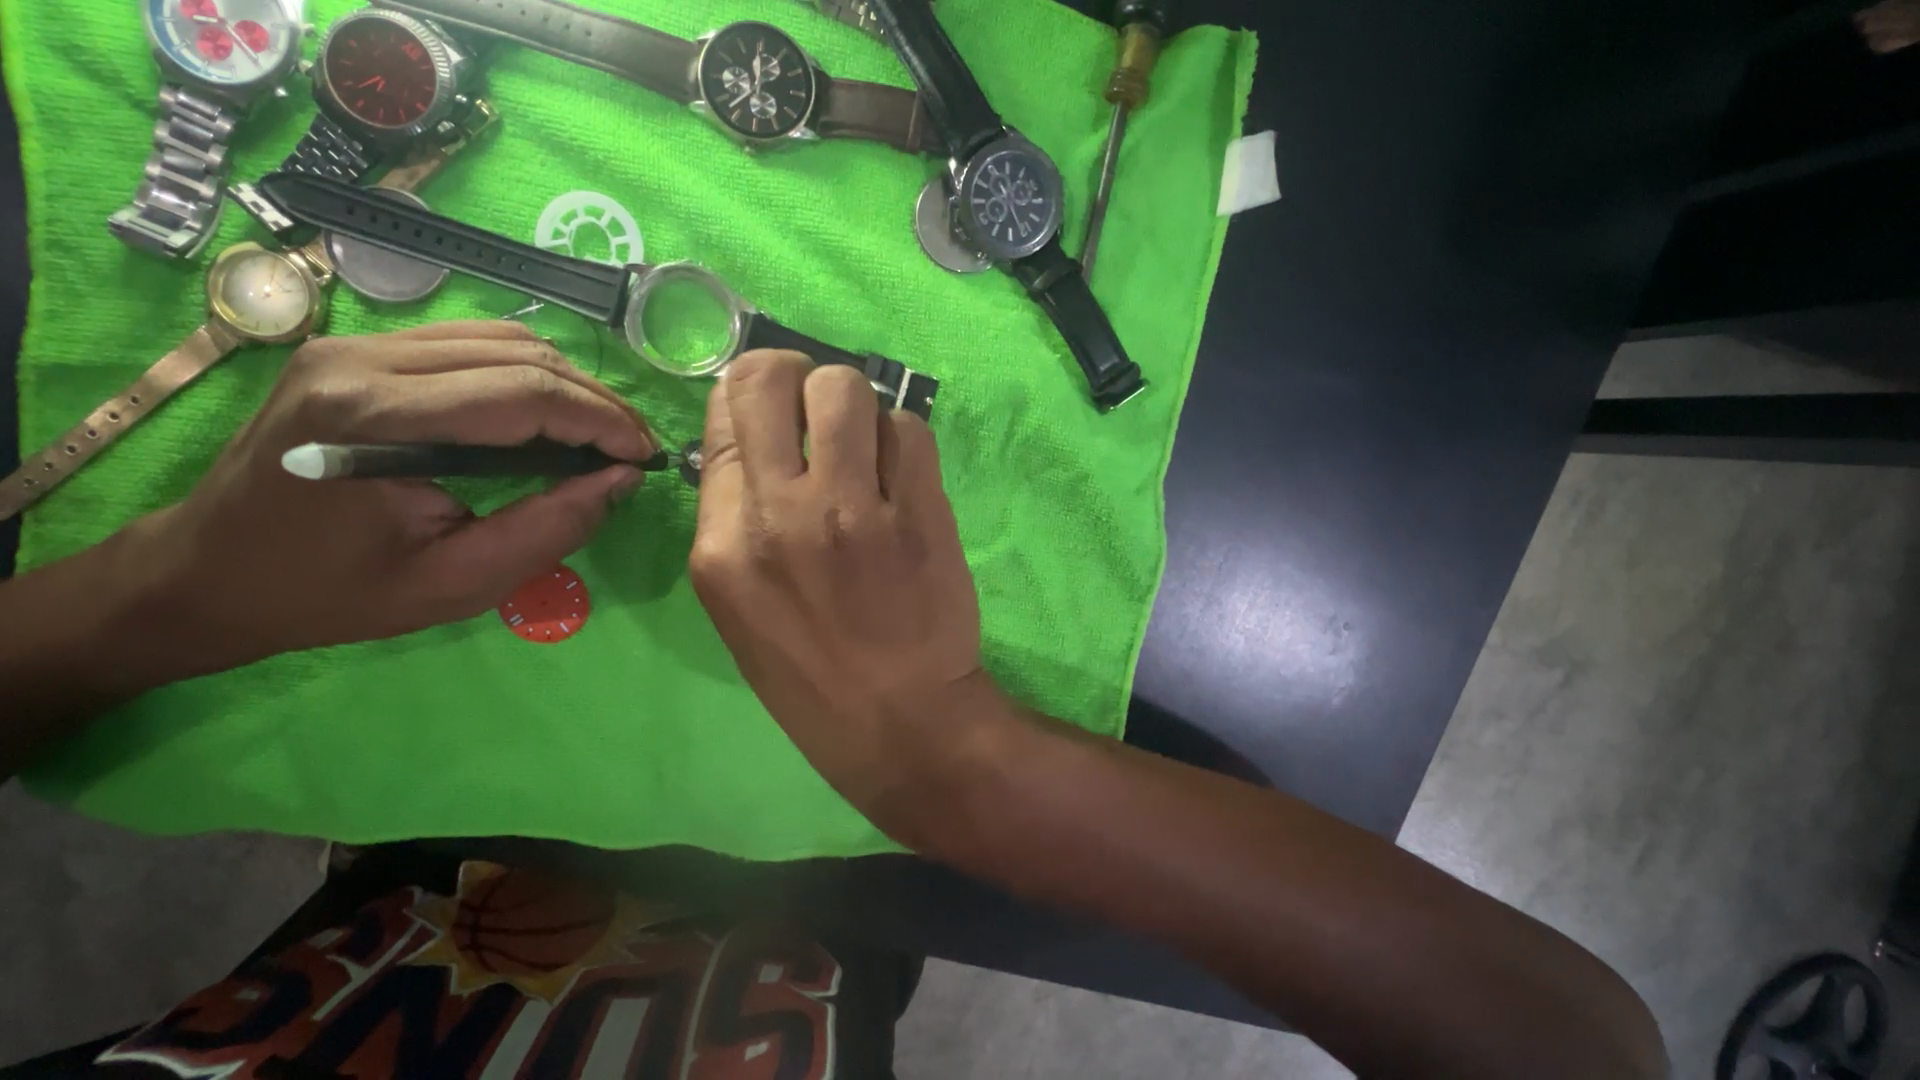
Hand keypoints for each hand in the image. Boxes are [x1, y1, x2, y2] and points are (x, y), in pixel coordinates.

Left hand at [126, 320, 651, 667]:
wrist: (209, 572)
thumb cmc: (331, 594)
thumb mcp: (454, 584)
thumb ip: (547, 529)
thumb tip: (619, 480)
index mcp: (377, 422)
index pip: (524, 393)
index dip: (601, 419)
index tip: (644, 456)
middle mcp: (363, 362)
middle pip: (519, 356)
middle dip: (594, 401)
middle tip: (632, 449)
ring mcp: (355, 347)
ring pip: (501, 339)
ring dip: (565, 383)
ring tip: (599, 433)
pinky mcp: (356, 351)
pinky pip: (468, 344)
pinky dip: (525, 374)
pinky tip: (545, 414)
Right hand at [689, 351, 995, 825]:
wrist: (900, 722)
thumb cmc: (811, 675)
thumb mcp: (737, 604)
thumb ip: (736, 516)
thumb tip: (754, 438)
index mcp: (721, 545)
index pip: (723, 416)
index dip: (751, 395)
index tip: (775, 408)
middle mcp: (779, 515)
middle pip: (774, 378)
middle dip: (796, 375)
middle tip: (818, 406)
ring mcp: (853, 511)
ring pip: (847, 389)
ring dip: (856, 406)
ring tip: (865, 446)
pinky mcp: (918, 513)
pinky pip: (908, 428)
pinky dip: (902, 439)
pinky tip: (901, 475)